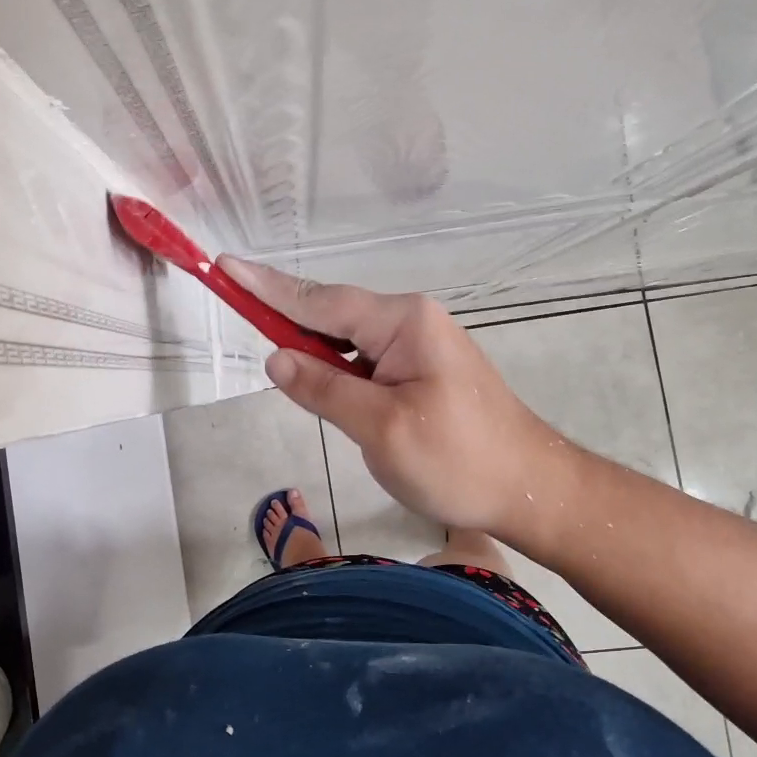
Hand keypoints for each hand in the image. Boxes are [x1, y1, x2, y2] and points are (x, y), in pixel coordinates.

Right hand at [219, 256, 575, 550]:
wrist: (532, 490)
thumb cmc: (459, 460)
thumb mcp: (381, 428)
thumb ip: (324, 389)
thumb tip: (276, 358)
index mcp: (403, 322)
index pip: (318, 300)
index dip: (266, 287)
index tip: (225, 265)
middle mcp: (411, 321)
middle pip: (331, 313)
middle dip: (284, 316)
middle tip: (236, 308)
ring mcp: (419, 345)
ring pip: (346, 339)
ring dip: (310, 349)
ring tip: (279, 365)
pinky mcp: (421, 370)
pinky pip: (363, 359)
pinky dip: (334, 368)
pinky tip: (320, 385)